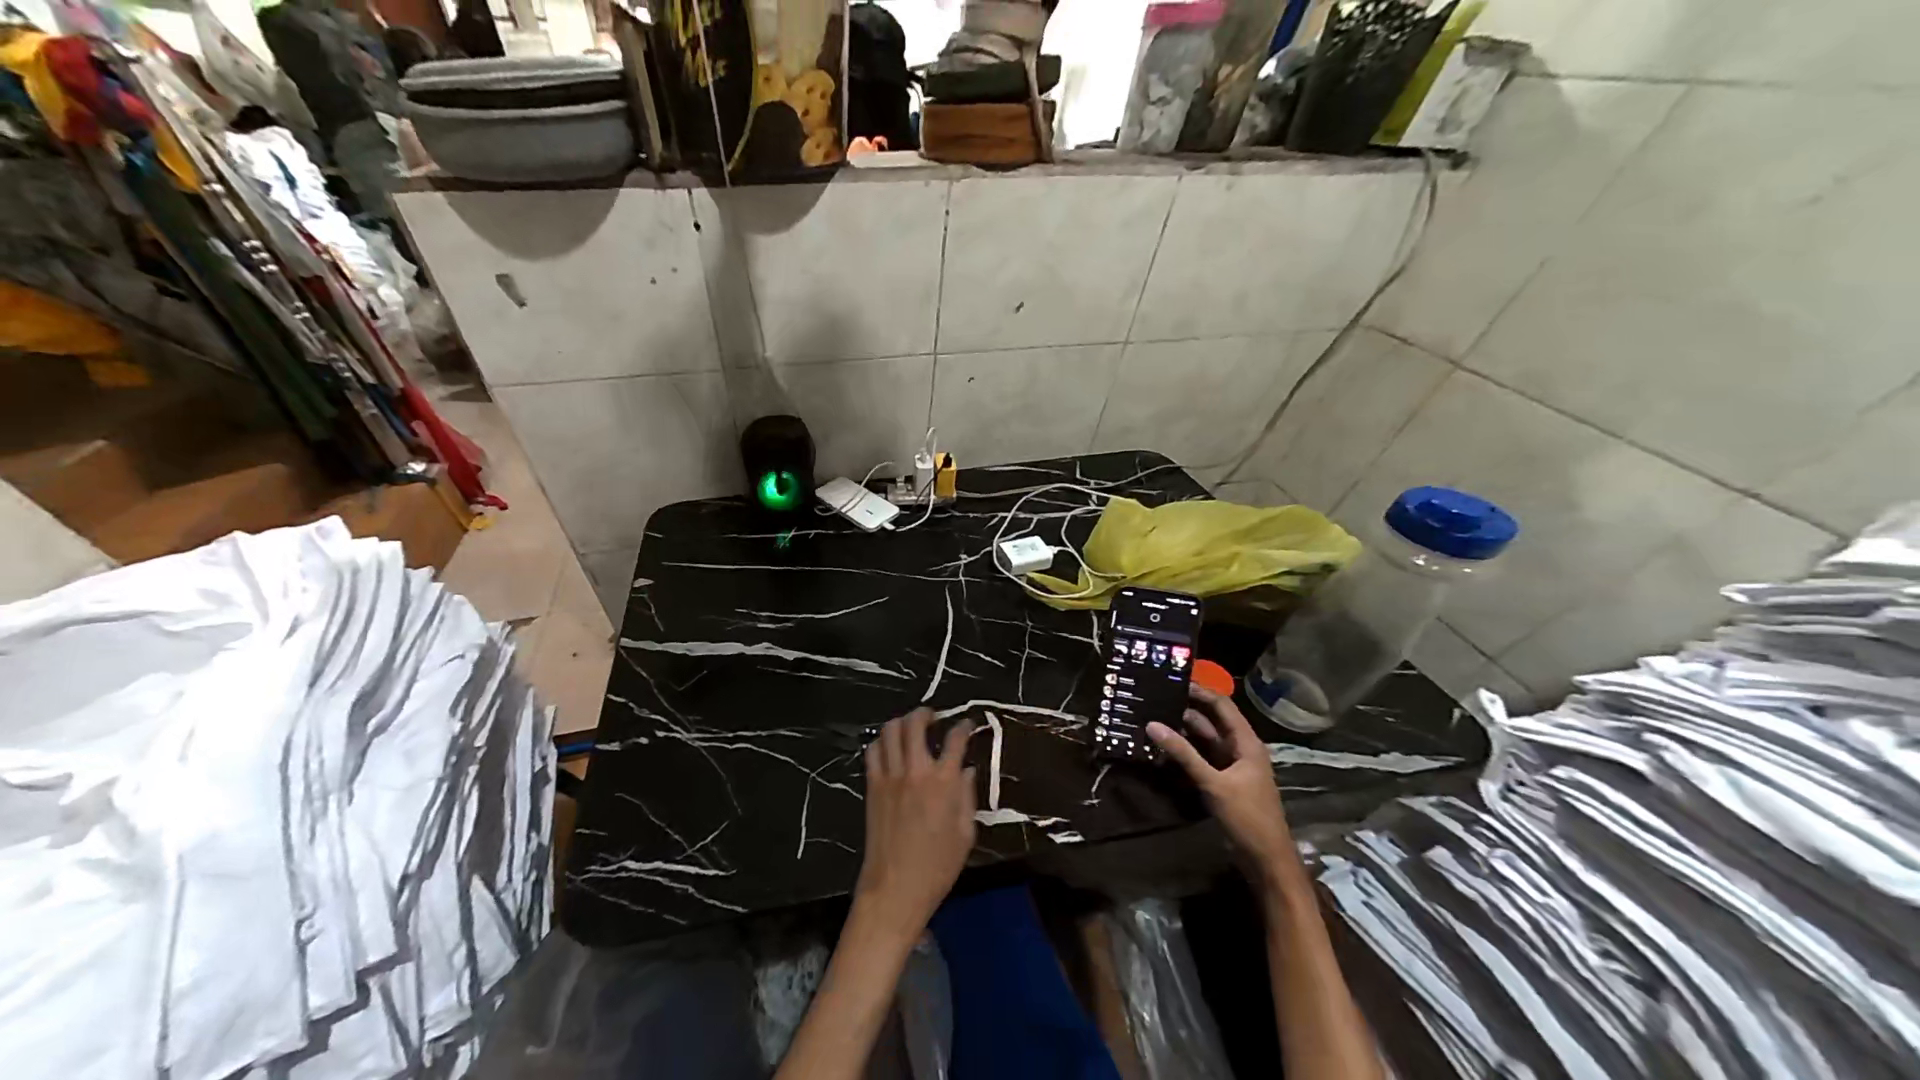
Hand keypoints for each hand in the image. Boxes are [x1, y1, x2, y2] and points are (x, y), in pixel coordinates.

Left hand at [854, 709, 975, 937]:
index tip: (967, 725)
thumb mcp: (965, 833)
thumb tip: (967, 770)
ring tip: (911, 728)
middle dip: (926, 713)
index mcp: (944, 782)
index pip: (956, 739)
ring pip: (890, 731)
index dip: (964, 726)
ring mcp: (890, 776)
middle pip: (915, 723)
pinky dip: (882, 742)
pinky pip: (872, 751)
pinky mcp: (872, 786)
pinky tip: (890, 748)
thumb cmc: (938, 866)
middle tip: (933, 717)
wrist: (895, 887)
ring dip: (902, 723)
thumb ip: (967, 795)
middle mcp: (915, 771)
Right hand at [1147, 684, 1294, 879]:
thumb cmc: (1247, 816)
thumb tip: (1153, 724)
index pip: (1222, 705)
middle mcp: (1241, 749)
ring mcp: (1233, 766)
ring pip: (1205, 740)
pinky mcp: (1225, 782)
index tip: (1174, 680)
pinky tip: (1165, 748)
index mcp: (1246, 743)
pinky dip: (1186, 751)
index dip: (1200, 691)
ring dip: (1184, 731)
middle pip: (1212, 721)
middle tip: (1157, 698)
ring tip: (1154, 718)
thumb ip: (1183, 754)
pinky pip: (1203, 759)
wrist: (1267, 859)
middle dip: (1187, 709)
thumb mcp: (1213, 783)